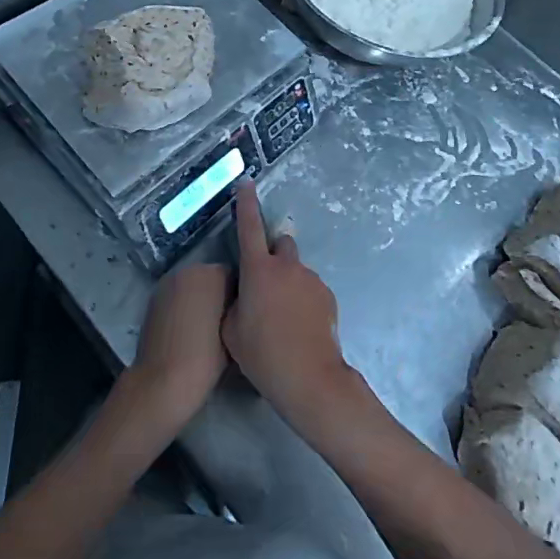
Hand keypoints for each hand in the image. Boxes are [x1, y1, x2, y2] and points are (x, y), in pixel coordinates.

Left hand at [126, 262, 229, 427]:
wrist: (162, 383)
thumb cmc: (205, 357)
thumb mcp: (233, 330)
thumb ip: (236, 308)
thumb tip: (236, 305)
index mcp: (212, 274)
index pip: (234, 275)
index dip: (239, 295)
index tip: (242, 314)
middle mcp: (187, 271)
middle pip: (211, 277)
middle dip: (218, 293)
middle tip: (226, 320)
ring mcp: (166, 284)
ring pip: (192, 286)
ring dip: (199, 299)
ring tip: (206, 326)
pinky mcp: (152, 300)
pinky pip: (176, 297)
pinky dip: (183, 307)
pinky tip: (188, 330)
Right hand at [223, 183, 353, 420]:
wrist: (308, 375)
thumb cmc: (261, 353)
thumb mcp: (231, 329)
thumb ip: (236, 301)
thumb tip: (246, 293)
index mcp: (258, 270)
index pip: (249, 227)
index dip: (246, 203)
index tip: (247, 182)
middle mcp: (287, 267)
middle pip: (280, 245)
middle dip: (272, 255)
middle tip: (264, 284)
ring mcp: (311, 279)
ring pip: (296, 271)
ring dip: (287, 284)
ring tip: (282, 319)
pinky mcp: (328, 295)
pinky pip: (310, 289)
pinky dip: (302, 300)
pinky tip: (299, 327)